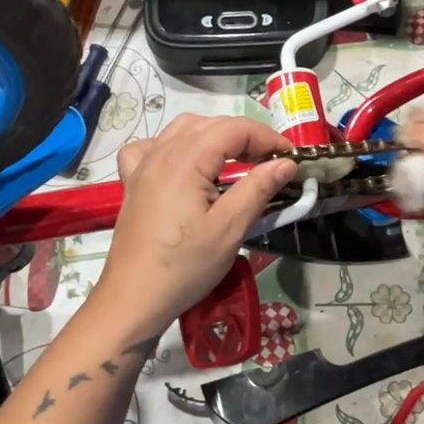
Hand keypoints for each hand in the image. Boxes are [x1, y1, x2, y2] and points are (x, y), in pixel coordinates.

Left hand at [92, 115, 297, 336]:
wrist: (134, 298)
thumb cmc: (185, 266)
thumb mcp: (230, 228)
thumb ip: (258, 188)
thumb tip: (286, 163)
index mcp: (186, 159)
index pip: (235, 129)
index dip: (267, 137)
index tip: (291, 159)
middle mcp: (161, 152)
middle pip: (210, 124)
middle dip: (246, 136)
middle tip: (272, 162)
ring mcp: (143, 166)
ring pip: (182, 129)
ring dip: (214, 135)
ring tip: (237, 159)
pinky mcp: (133, 183)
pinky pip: (151, 147)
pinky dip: (173, 146)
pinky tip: (183, 163)